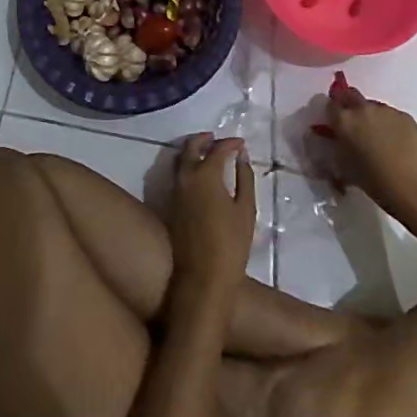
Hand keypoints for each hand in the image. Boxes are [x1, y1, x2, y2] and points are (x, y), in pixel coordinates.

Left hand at [167, 134, 255, 295]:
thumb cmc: (231, 244)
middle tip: (217, 139)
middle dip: (204, 139)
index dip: (231, 142)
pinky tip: (201, 175)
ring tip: (208, 153)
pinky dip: (187, 166)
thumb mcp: (246, 209)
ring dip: (193, 151)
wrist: (202, 278)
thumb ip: (244, 177)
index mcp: (206, 175)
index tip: (242, 143)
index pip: (218, 148)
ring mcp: (174, 192)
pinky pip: (177, 176)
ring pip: (180, 160)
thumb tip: (242, 156)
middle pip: (191, 147)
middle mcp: (186, 178)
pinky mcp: (170, 205)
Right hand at [314, 73, 416, 225]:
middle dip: (347, 105)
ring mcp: (386, 110)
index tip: (333, 125)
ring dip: (369, 116)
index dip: (330, 115)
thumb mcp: (345, 169)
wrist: (414, 187)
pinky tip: (393, 143)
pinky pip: (389, 115)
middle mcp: (364, 109)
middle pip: (350, 95)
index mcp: (345, 121)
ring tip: (376, 138)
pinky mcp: (405, 115)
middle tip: (351, 125)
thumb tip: (336, 141)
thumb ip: (336, 149)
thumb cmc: (375, 182)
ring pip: (371, 106)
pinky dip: (387, 124)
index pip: (330, 105)